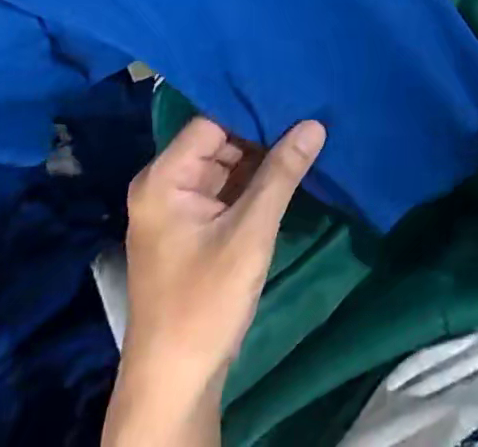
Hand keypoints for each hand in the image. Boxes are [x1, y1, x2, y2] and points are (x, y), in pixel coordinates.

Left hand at [120, 116, 324, 394]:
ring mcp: (176, 209)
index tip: (291, 98)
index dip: (250, 111)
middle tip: (306, 115)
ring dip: (259, 160)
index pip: (210, 124)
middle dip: (260, 134)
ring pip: (223, 168)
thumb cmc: (206, 300)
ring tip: (304, 136)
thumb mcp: (250, 232)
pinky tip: (286, 172)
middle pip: (217, 143)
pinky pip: (223, 192)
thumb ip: (281, 173)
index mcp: (163, 178)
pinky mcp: (190, 229)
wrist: (176, 380)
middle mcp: (163, 185)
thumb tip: (314, 123)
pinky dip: (252, 185)